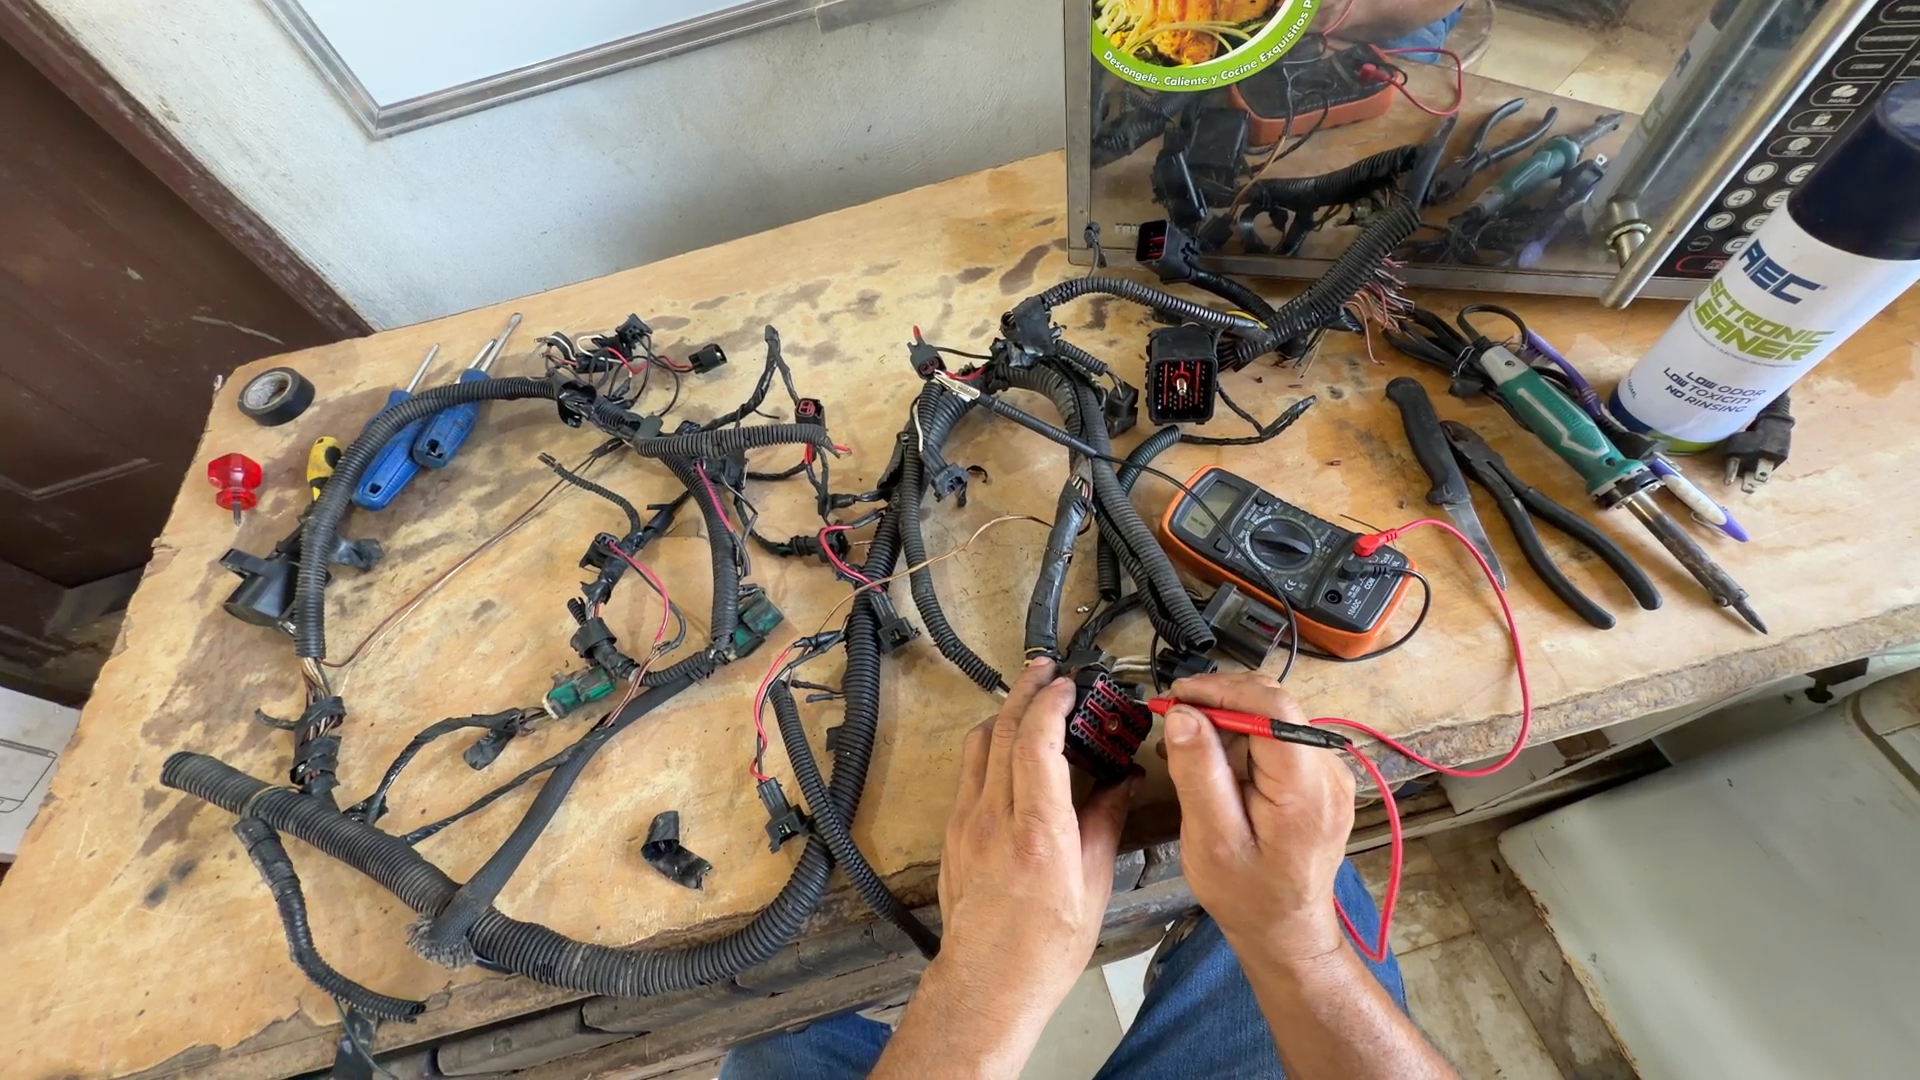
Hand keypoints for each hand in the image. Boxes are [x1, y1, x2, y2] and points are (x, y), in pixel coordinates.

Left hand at [928, 659, 1134, 1037]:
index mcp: (1038, 833)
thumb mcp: (1092, 886)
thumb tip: (1124, 781)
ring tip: (1028, 696)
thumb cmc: (1046, 945)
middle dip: (1026, 691)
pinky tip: (1007, 741)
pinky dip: (990, 741)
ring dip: (1004, 711)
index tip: (1068, 685)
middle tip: (1046, 669)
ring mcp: (967, 819)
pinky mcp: (953, 827)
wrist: (987, 981)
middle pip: (1002, 731)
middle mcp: (995, 817)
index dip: (1051, 704)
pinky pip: (969, 768)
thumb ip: (1105, 823)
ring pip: (979, 743)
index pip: (1036, 745)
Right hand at [1159, 672, 1354, 963]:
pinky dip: (1238, 735)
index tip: (1176, 697)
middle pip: (1272, 703)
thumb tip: (1182, 714)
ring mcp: (1326, 772)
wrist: (1286, 930)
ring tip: (1183, 742)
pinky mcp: (1316, 776)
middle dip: (1218, 699)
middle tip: (1172, 715)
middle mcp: (1327, 769)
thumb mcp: (1211, 838)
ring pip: (1270, 715)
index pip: (1272, 707)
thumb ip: (1198, 773)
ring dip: (1224, 717)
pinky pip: (1275, 736)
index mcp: (1306, 786)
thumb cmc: (1245, 892)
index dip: (1221, 689)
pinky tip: (1209, 757)